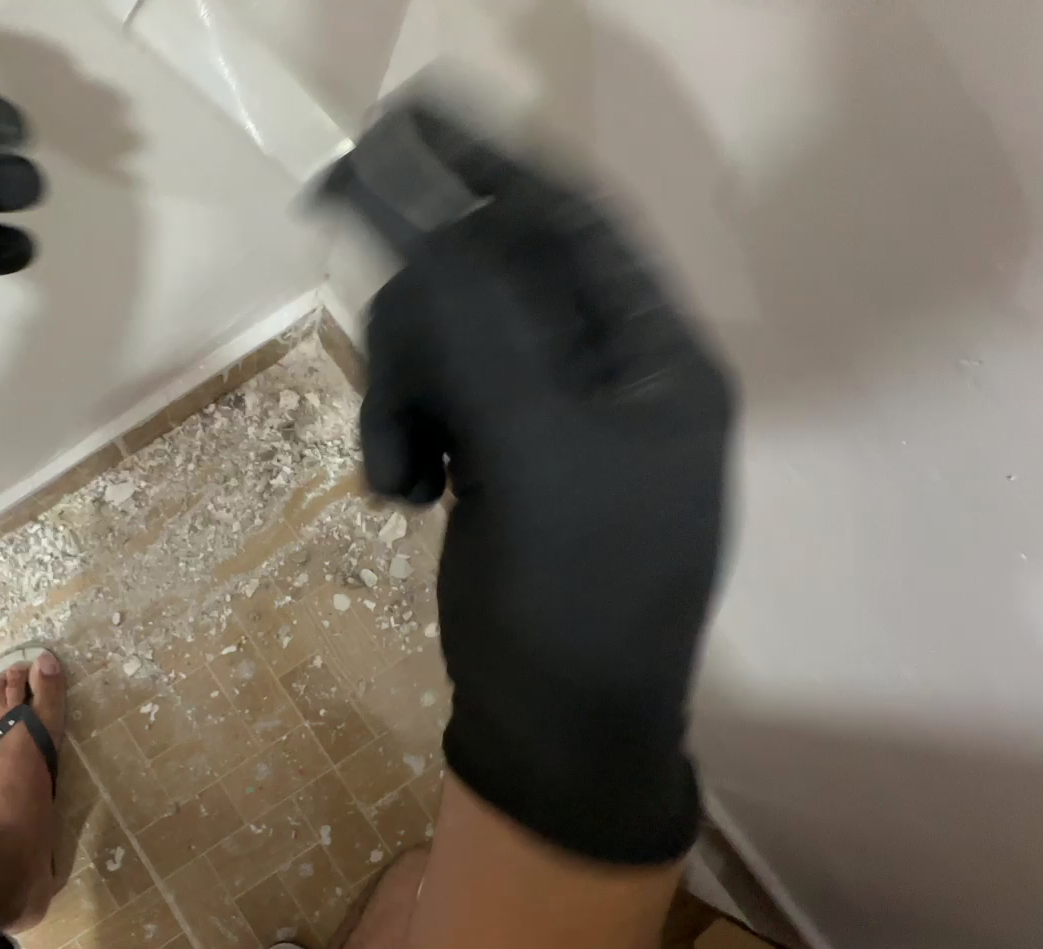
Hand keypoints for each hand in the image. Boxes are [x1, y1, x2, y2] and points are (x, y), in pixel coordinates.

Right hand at [323, 106, 733, 863]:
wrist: (553, 728)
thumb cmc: (567, 604)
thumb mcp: (535, 457)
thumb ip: (480, 329)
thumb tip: (420, 212)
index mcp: (651, 356)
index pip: (564, 224)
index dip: (481, 169)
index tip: (393, 127)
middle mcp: (605, 372)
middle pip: (484, 290)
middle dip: (420, 341)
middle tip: (391, 402)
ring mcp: (546, 419)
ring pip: (443, 353)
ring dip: (402, 404)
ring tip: (400, 479)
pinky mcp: (498, 460)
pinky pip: (432, 410)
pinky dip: (403, 442)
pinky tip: (406, 495)